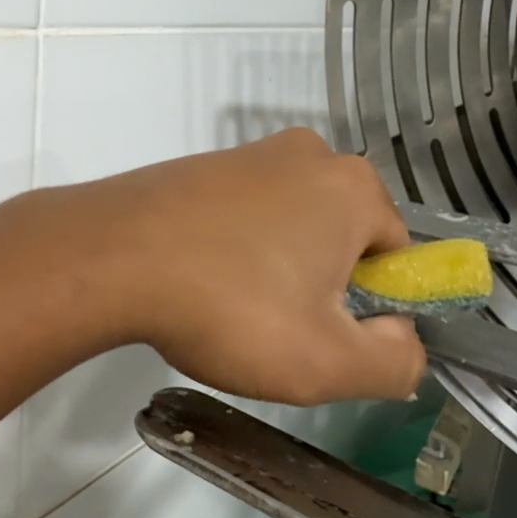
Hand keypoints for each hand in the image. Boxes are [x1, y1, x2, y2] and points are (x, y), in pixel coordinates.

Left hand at [45, 128, 426, 404]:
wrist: (110, 258)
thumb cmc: (232, 308)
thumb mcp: (328, 363)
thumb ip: (394, 363)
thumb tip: (406, 342)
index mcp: (354, 188)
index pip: (398, 255)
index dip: (374, 306)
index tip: (327, 336)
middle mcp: (309, 155)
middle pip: (343, 237)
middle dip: (324, 285)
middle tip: (280, 328)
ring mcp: (249, 154)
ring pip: (291, 226)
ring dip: (278, 268)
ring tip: (233, 309)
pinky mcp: (202, 165)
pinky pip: (244, 215)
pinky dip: (236, 249)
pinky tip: (202, 281)